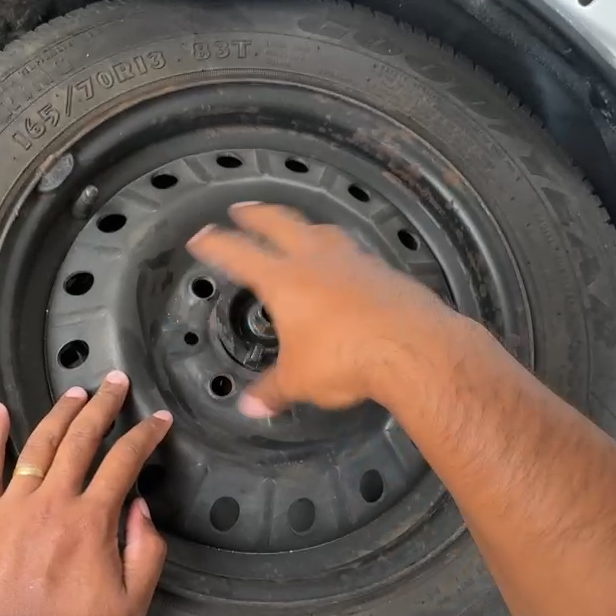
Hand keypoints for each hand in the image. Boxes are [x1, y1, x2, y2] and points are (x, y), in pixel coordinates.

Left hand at [0, 372, 171, 615]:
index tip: (157, 421)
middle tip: (115, 383)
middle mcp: (52, 504)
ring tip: (75, 394)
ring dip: (60, 415)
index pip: (125, 462)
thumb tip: (140, 509)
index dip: (145, 436)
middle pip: (82, 440)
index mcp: (91, 522)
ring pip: (39, 446)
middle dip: (103, 407)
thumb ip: (144, 553)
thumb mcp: (129, 609)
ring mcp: (10, 508)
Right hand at [186, 202, 466, 417]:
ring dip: (304, 226)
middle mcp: (316, 261)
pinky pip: (355, 253)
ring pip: (322, 231)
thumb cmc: (345, 359)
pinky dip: (341, 252)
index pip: (239, 254)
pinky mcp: (384, 272)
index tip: (202, 236)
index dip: (216, 244)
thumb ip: (272, 390)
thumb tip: (250, 407)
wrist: (413, 348)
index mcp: (284, 281)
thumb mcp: (299, 380)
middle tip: (243, 208)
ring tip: (298, 228)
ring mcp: (354, 261)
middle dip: (257, 215)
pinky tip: (346, 264)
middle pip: (280, 224)